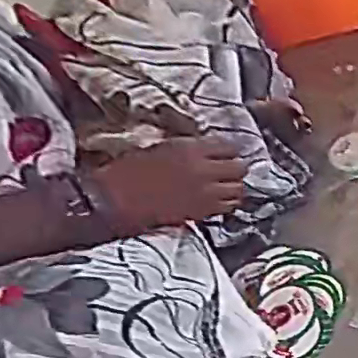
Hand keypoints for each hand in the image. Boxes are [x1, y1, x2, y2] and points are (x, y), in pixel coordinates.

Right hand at [90, 137, 248, 231]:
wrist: (117, 197)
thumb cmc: (130, 170)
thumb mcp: (160, 147)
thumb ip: (189, 148)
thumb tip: (208, 150)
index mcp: (189, 149)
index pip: (228, 147)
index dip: (229, 150)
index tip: (227, 153)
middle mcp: (202, 170)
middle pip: (240, 168)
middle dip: (236, 168)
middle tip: (230, 170)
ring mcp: (206, 192)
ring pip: (239, 188)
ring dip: (235, 186)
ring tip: (225, 185)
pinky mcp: (205, 211)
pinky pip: (230, 206)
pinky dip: (228, 202)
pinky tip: (219, 199)